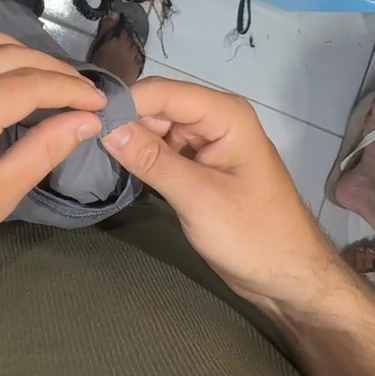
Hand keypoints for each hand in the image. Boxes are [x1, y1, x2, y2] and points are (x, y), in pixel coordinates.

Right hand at [101, 77, 338, 307]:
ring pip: (155, 128)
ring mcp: (205, 142)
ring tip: (92, 152)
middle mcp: (214, 119)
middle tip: (83, 140)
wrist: (291, 283)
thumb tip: (105, 127)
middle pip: (156, 107)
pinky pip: (161, 149)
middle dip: (124, 121)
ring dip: (130, 140)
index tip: (85, 120)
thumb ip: (151, 160)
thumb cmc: (254, 237)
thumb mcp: (198, 199)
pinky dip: (141, 156)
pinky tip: (117, 165)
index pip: (163, 93)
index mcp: (224, 114)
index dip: (125, 102)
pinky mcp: (198, 165)